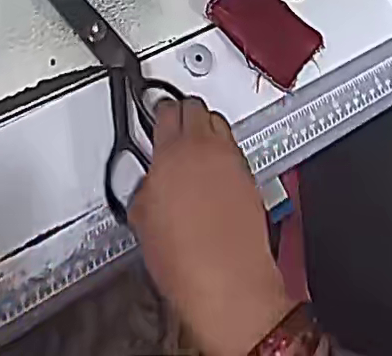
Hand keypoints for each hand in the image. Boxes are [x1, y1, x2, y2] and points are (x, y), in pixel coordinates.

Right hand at [129, 98, 293, 355]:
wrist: (228, 285)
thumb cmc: (187, 261)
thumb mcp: (143, 219)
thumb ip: (143, 187)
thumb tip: (147, 185)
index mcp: (171, 152)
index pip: (165, 110)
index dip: (158, 110)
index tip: (156, 115)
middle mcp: (203, 148)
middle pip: (194, 106)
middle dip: (182, 111)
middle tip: (175, 124)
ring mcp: (229, 159)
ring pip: (217, 120)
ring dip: (204, 125)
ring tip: (196, 142)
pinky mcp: (248, 175)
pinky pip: (233, 146)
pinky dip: (222, 148)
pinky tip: (214, 168)